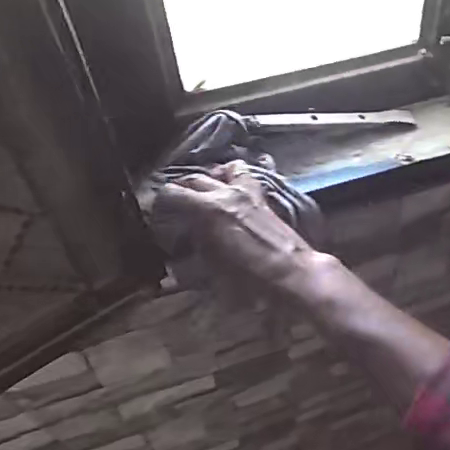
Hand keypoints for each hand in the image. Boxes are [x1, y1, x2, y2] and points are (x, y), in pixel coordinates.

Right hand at [150, 160, 327, 293]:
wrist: (293, 274)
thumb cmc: (250, 280)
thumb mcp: (212, 269)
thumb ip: (192, 249)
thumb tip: (180, 244)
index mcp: (209, 209)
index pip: (172, 193)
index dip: (160, 202)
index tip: (155, 213)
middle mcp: (227, 193)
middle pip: (195, 179)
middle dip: (180, 189)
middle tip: (174, 205)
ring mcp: (249, 191)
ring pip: (224, 169)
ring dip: (211, 177)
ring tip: (205, 191)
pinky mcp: (264, 197)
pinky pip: (247, 176)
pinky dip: (236, 178)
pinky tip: (233, 189)